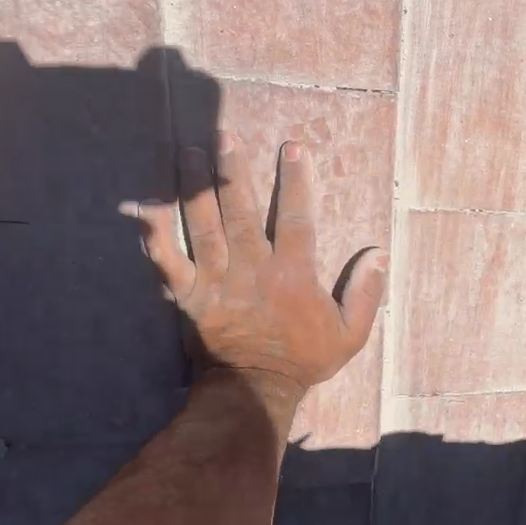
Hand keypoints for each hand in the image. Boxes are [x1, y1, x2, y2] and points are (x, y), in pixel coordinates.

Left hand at [137, 135, 385, 408]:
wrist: (254, 390)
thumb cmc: (305, 359)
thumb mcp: (351, 334)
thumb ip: (366, 293)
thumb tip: (380, 253)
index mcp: (294, 274)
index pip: (298, 218)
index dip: (297, 182)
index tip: (294, 148)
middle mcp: (254, 268)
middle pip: (243, 211)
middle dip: (236, 171)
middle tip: (226, 134)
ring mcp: (218, 280)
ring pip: (204, 225)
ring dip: (197, 186)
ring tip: (190, 152)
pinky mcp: (189, 295)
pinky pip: (168, 260)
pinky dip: (155, 232)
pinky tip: (145, 203)